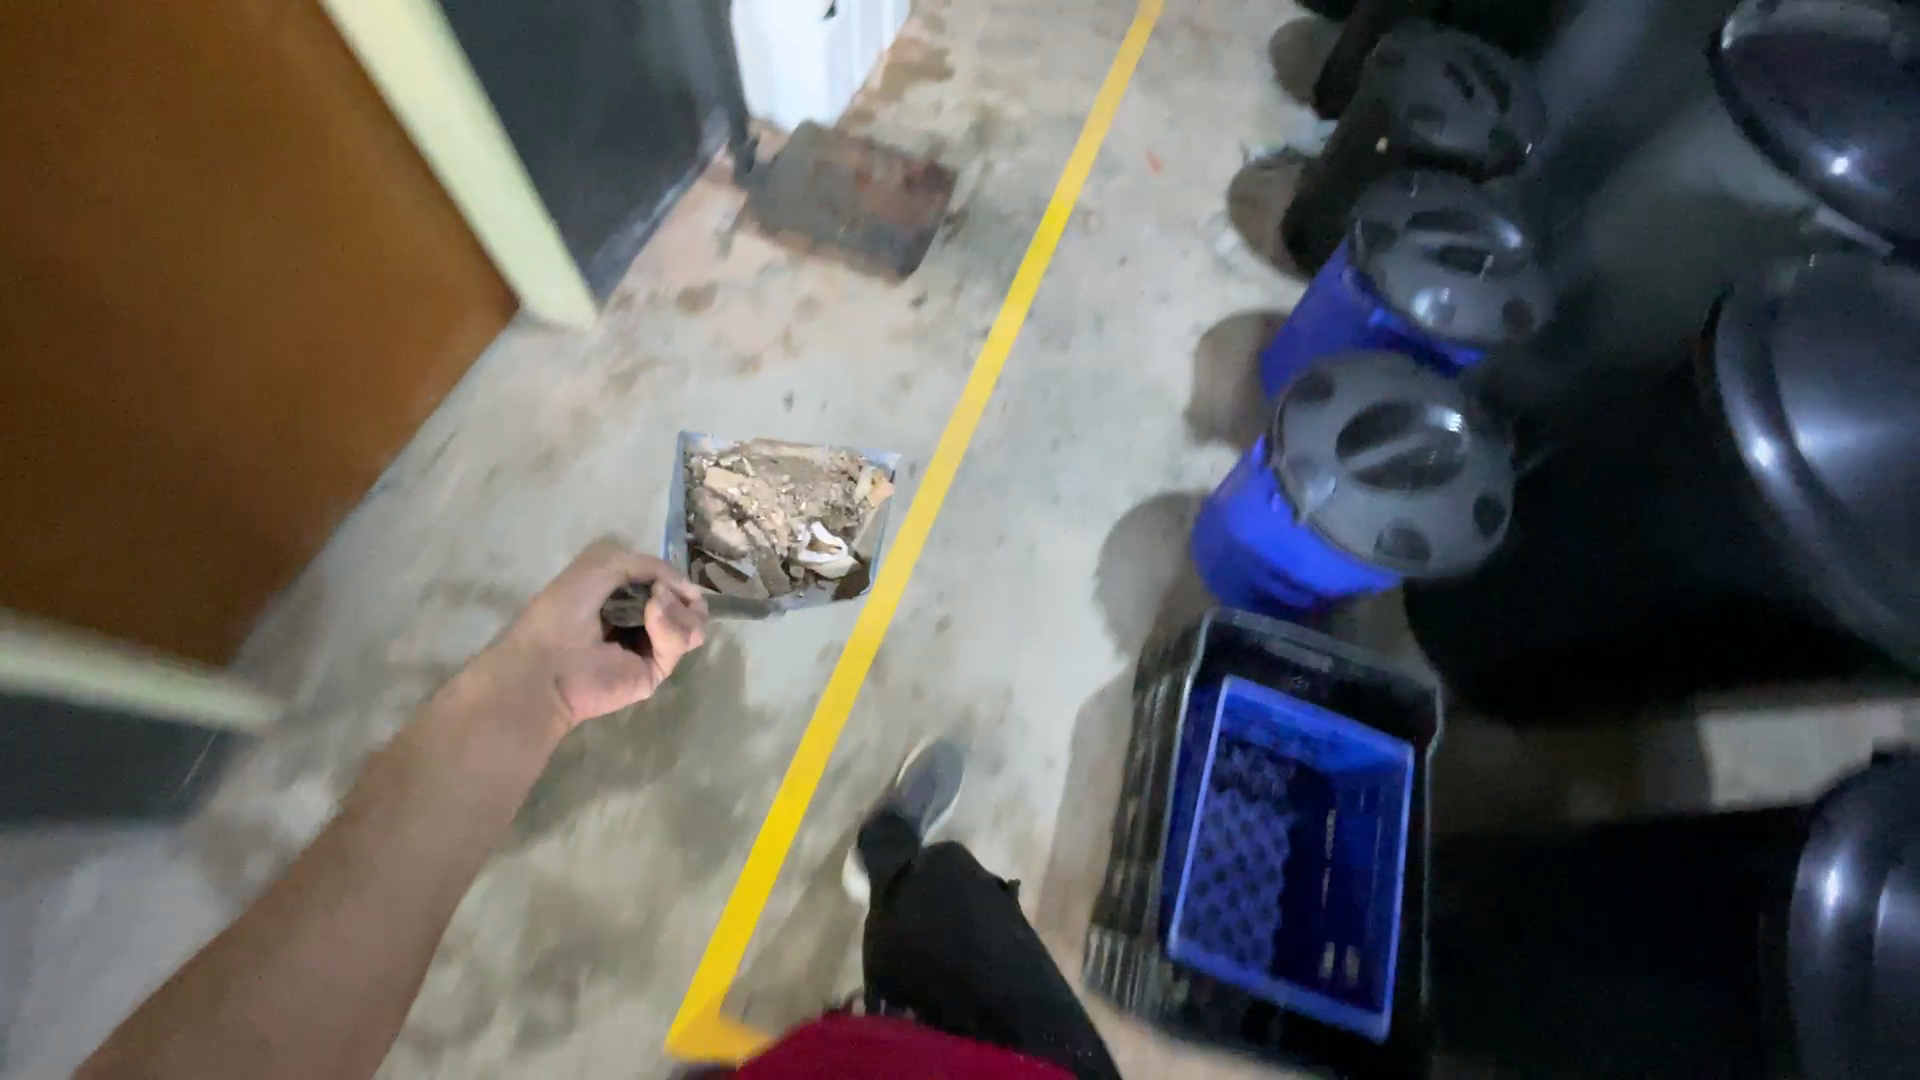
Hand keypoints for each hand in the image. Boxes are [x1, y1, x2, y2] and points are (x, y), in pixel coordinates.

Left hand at [498, 540, 708, 727]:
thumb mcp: (602, 565)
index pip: (668, 585)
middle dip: (682, 593)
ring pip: (694, 622)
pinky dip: (671, 624)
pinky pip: (683, 640)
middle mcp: (642, 621)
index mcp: (624, 598)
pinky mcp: (659, 668)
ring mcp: (652, 646)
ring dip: (679, 607)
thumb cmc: (564, 610)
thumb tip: (685, 586)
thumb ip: (648, 564)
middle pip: (689, 604)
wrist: (548, 662)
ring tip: (656, 604)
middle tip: (662, 592)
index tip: (666, 576)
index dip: (674, 578)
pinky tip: (653, 618)